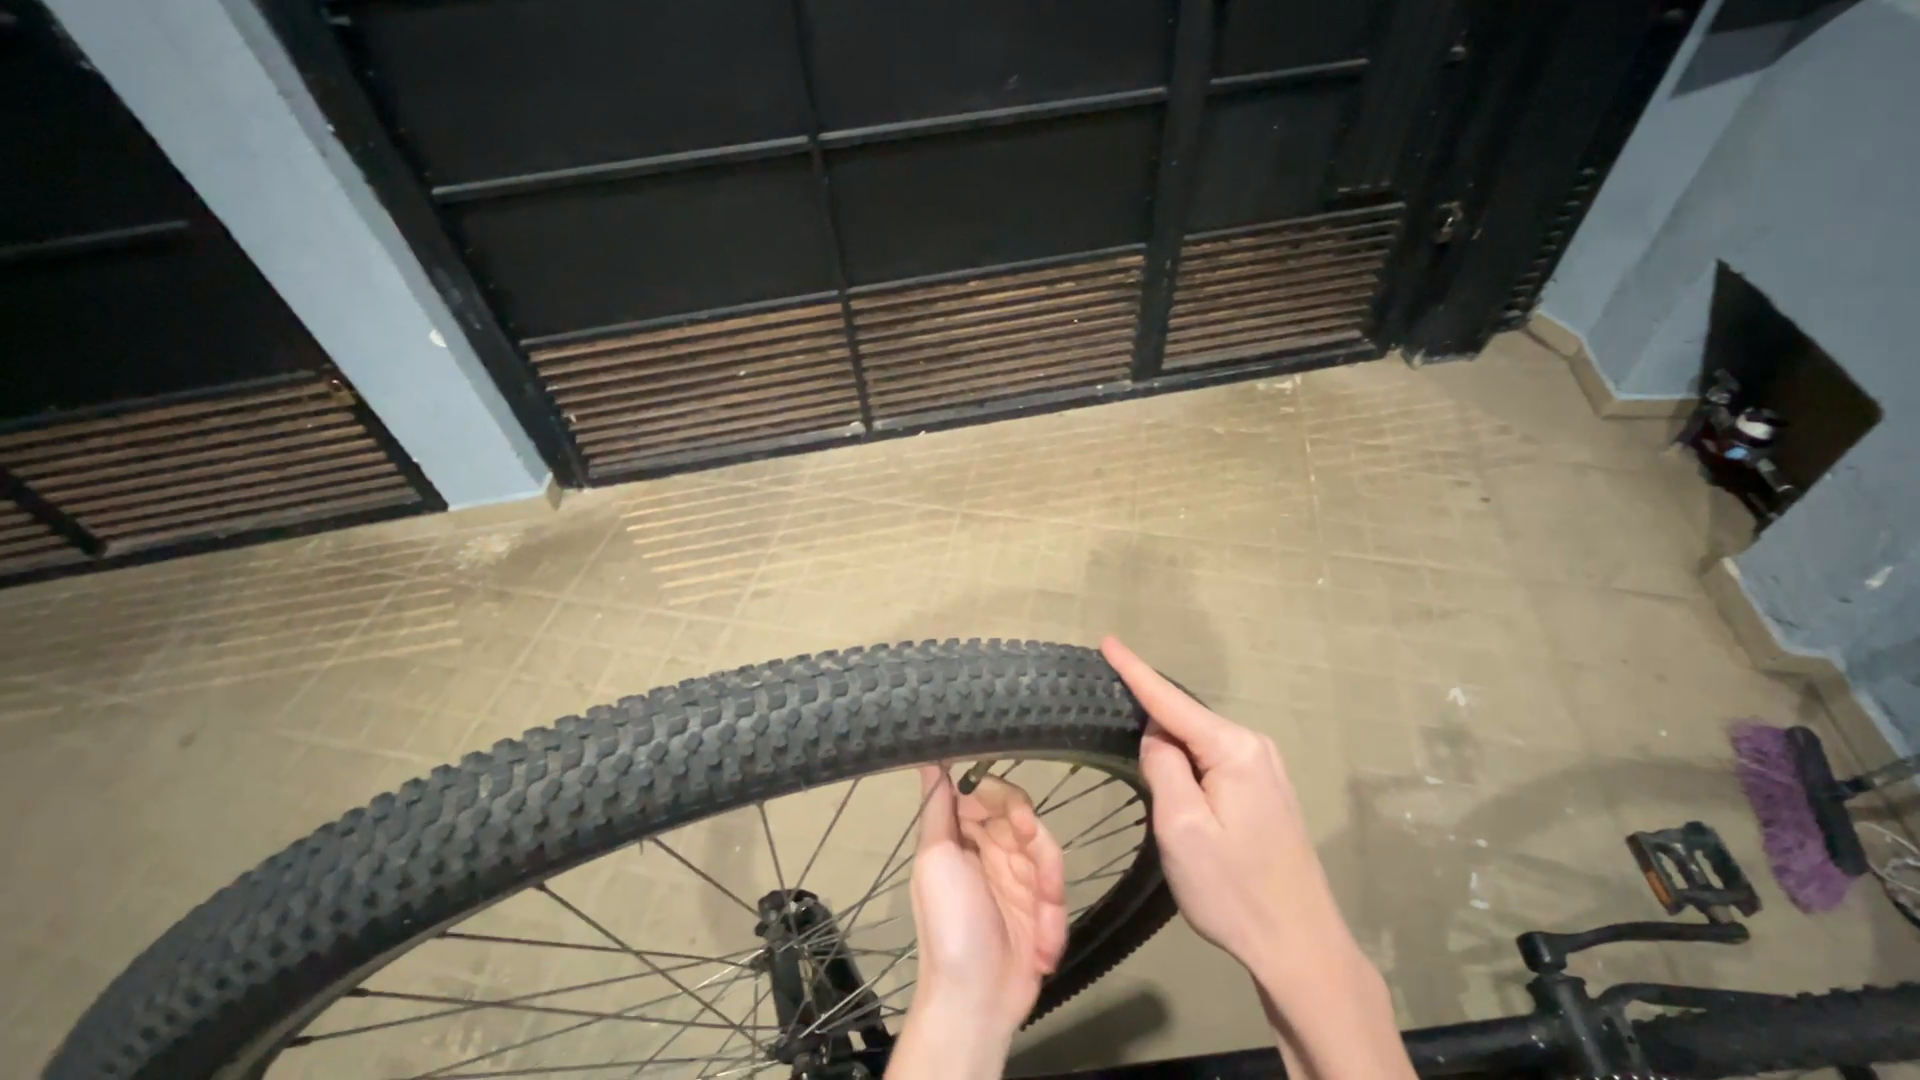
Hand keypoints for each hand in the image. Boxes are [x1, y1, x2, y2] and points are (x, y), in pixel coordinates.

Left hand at [889, 766, 1065, 1079]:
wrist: (975, 1001)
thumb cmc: (948, 926)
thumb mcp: (935, 860)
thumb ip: (937, 808)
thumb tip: (927, 758)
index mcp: (957, 835)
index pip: (986, 792)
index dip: (1004, 797)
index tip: (1018, 819)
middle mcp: (986, 849)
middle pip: (1023, 818)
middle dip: (1035, 842)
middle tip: (1038, 864)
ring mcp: (1014, 877)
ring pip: (1046, 854)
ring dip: (1048, 892)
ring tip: (1042, 927)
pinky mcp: (1036, 907)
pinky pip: (1056, 895)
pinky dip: (1052, 922)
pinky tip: (1042, 950)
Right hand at [1103, 638, 1412, 1079]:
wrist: (1300, 947)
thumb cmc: (1234, 890)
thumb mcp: (1182, 828)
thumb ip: (1163, 768)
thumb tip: (1155, 735)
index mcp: (1234, 750)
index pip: (1171, 702)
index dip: (1136, 671)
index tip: (1108, 640)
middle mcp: (1255, 748)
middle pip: (1187, 719)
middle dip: (1149, 713)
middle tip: (1106, 713)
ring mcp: (1266, 771)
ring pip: (1200, 743)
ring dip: (1168, 744)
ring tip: (1133, 750)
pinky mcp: (1266, 794)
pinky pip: (1215, 761)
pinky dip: (1188, 762)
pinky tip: (1173, 776)